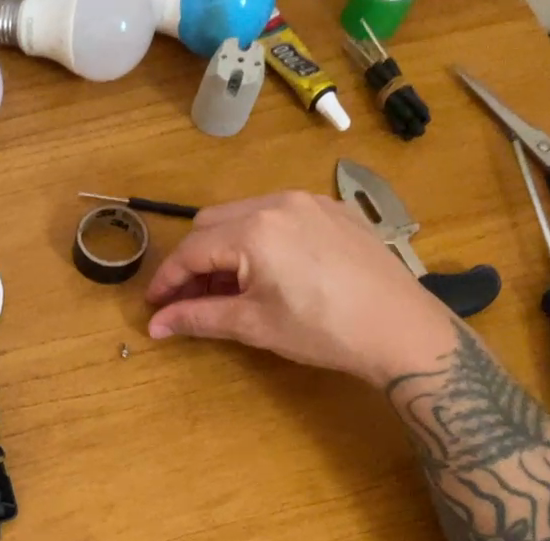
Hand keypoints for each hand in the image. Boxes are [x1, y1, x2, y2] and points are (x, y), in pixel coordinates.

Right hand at [144, 192, 459, 386]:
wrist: (396, 326)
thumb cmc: (320, 329)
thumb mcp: (252, 325)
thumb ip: (198, 318)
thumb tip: (155, 325)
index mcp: (254, 230)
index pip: (191, 250)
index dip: (166, 280)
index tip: (153, 306)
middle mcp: (278, 203)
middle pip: (212, 223)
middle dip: (192, 261)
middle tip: (185, 300)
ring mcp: (309, 202)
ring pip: (243, 215)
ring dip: (222, 249)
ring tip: (223, 291)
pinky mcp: (331, 211)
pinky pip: (277, 216)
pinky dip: (255, 240)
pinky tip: (261, 274)